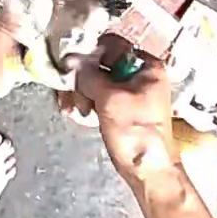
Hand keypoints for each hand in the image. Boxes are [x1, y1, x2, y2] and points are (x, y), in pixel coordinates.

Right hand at [71, 35, 180, 188]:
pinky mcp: (118, 106)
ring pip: (94, 79)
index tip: (72, 63)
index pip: (112, 44)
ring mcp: (128, 91)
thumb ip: (88, 75)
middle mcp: (138, 74)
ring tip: (75, 108)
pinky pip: (95, 94)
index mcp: (146, 66)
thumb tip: (69, 58)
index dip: (90, 53)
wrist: (147, 172)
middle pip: (99, 63)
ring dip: (80, 92)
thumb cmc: (136, 133)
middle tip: (73, 93)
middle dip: (82, 78)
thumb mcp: (110, 98)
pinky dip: (84, 101)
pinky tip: (75, 112)